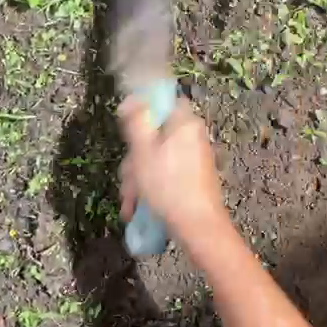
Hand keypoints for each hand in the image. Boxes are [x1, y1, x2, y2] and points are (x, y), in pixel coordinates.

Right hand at [119, 98, 229, 247]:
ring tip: (130, 200)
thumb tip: (131, 99)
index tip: (128, 130)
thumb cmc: (168, 185)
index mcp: (185, 123)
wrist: (198, 227)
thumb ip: (136, 120)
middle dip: (135, 158)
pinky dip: (151, 186)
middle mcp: (192, 136)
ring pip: (156, 157)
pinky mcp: (192, 178)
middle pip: (155, 134)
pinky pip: (165, 173)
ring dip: (138, 177)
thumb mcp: (143, 150)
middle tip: (127, 177)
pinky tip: (137, 207)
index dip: (143, 111)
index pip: (163, 101)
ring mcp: (194, 158)